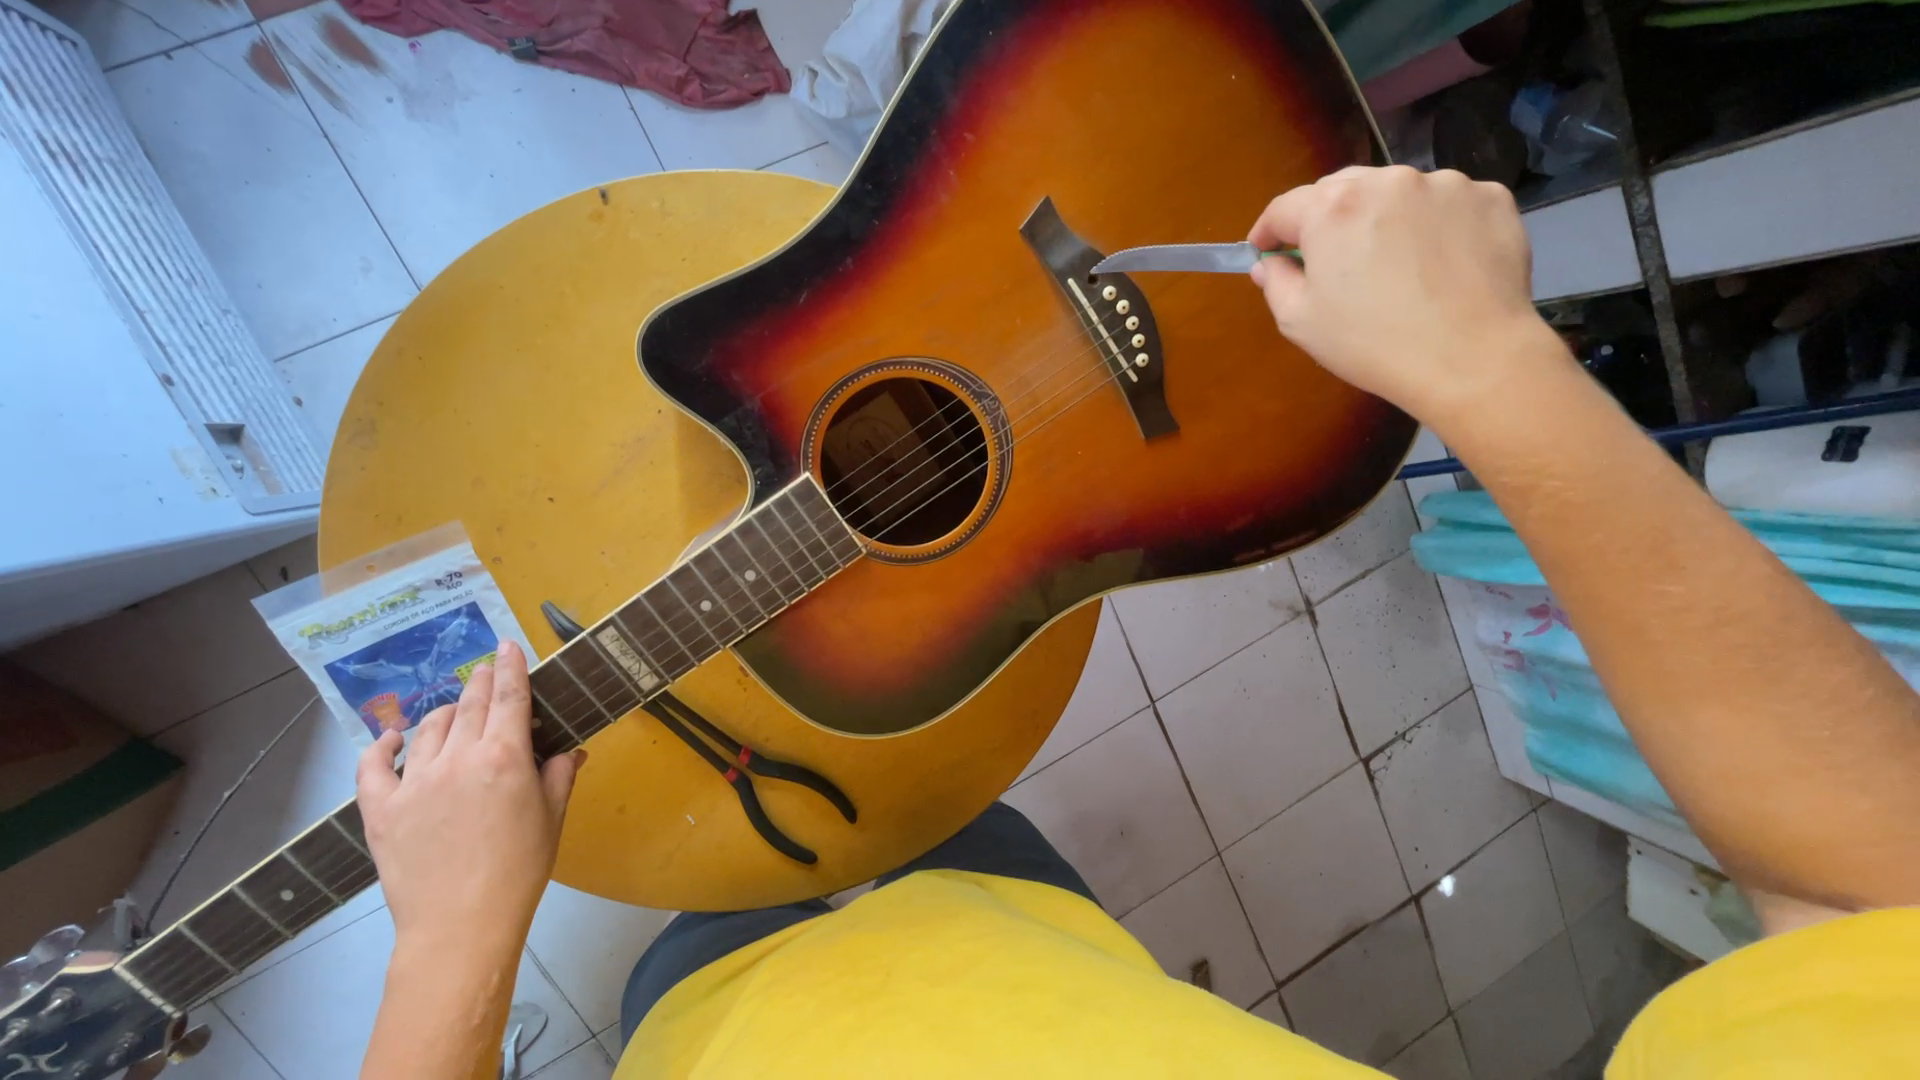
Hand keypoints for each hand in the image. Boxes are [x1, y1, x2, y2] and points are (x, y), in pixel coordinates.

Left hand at [356, 640, 582, 956]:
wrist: (462, 925)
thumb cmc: (520, 870)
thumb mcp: (552, 818)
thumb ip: (558, 776)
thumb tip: (568, 751)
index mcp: (505, 757)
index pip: (510, 697)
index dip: (511, 668)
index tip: (508, 646)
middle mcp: (459, 758)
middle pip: (469, 705)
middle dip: (480, 682)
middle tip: (485, 671)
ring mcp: (415, 782)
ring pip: (428, 729)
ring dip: (444, 712)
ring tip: (453, 712)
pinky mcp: (380, 809)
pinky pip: (372, 766)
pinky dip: (382, 746)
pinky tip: (392, 739)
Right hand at [1247, 166, 1562, 424]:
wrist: (1470, 357)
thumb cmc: (1371, 343)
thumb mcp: (1301, 322)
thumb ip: (1277, 282)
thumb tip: (1271, 263)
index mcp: (1332, 209)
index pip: (1284, 207)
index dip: (1268, 231)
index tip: (1264, 251)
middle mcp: (1387, 180)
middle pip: (1341, 189)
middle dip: (1325, 219)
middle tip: (1328, 258)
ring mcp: (1445, 183)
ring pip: (1395, 194)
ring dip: (1381, 218)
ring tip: (1390, 262)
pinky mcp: (1489, 197)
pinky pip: (1444, 204)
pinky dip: (1431, 225)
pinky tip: (1435, 263)